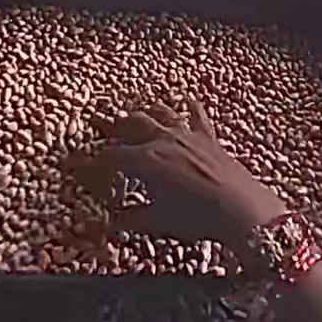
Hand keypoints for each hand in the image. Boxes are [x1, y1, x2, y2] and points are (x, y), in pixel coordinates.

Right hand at [85, 100, 288, 243]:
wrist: (239, 208)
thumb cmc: (196, 218)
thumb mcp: (158, 222)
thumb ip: (130, 218)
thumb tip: (110, 220)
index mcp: (146, 161)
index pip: (112, 156)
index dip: (94, 161)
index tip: (81, 164)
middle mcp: (163, 140)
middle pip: (133, 124)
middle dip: (116, 127)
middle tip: (105, 130)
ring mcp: (187, 134)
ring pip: (161, 112)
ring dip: (146, 112)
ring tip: (136, 114)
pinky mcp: (208, 136)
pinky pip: (195, 114)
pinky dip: (188, 106)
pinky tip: (186, 100)